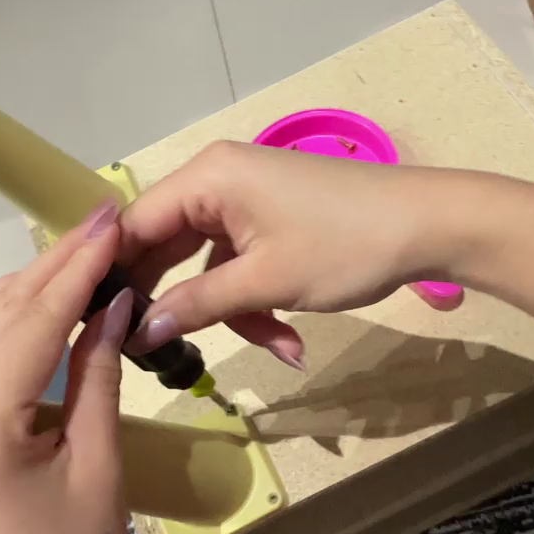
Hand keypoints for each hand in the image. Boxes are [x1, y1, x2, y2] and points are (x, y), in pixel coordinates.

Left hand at [0, 201, 132, 533]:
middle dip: (48, 270)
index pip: (29, 323)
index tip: (108, 221)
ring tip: (69, 266)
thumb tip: (112, 304)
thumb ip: (96, 374)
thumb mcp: (99, 465)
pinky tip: (25, 314)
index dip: (74, 267)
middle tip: (97, 230)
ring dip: (14, 293)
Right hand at [117, 141, 454, 365]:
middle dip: (182, 303)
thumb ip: (196, 305)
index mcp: (206, 179)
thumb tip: (139, 333)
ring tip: (279, 345)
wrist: (429, 226)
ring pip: (210, 263)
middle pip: (168, 246)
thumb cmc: (344, 246)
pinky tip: (290, 336)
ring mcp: (245, 199)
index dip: (115, 276)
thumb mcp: (265, 282)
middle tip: (168, 354)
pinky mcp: (270, 217)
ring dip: (235, 311)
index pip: (133, 226)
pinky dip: (258, 299)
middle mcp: (217, 180)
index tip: (104, 326)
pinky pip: (241, 262)